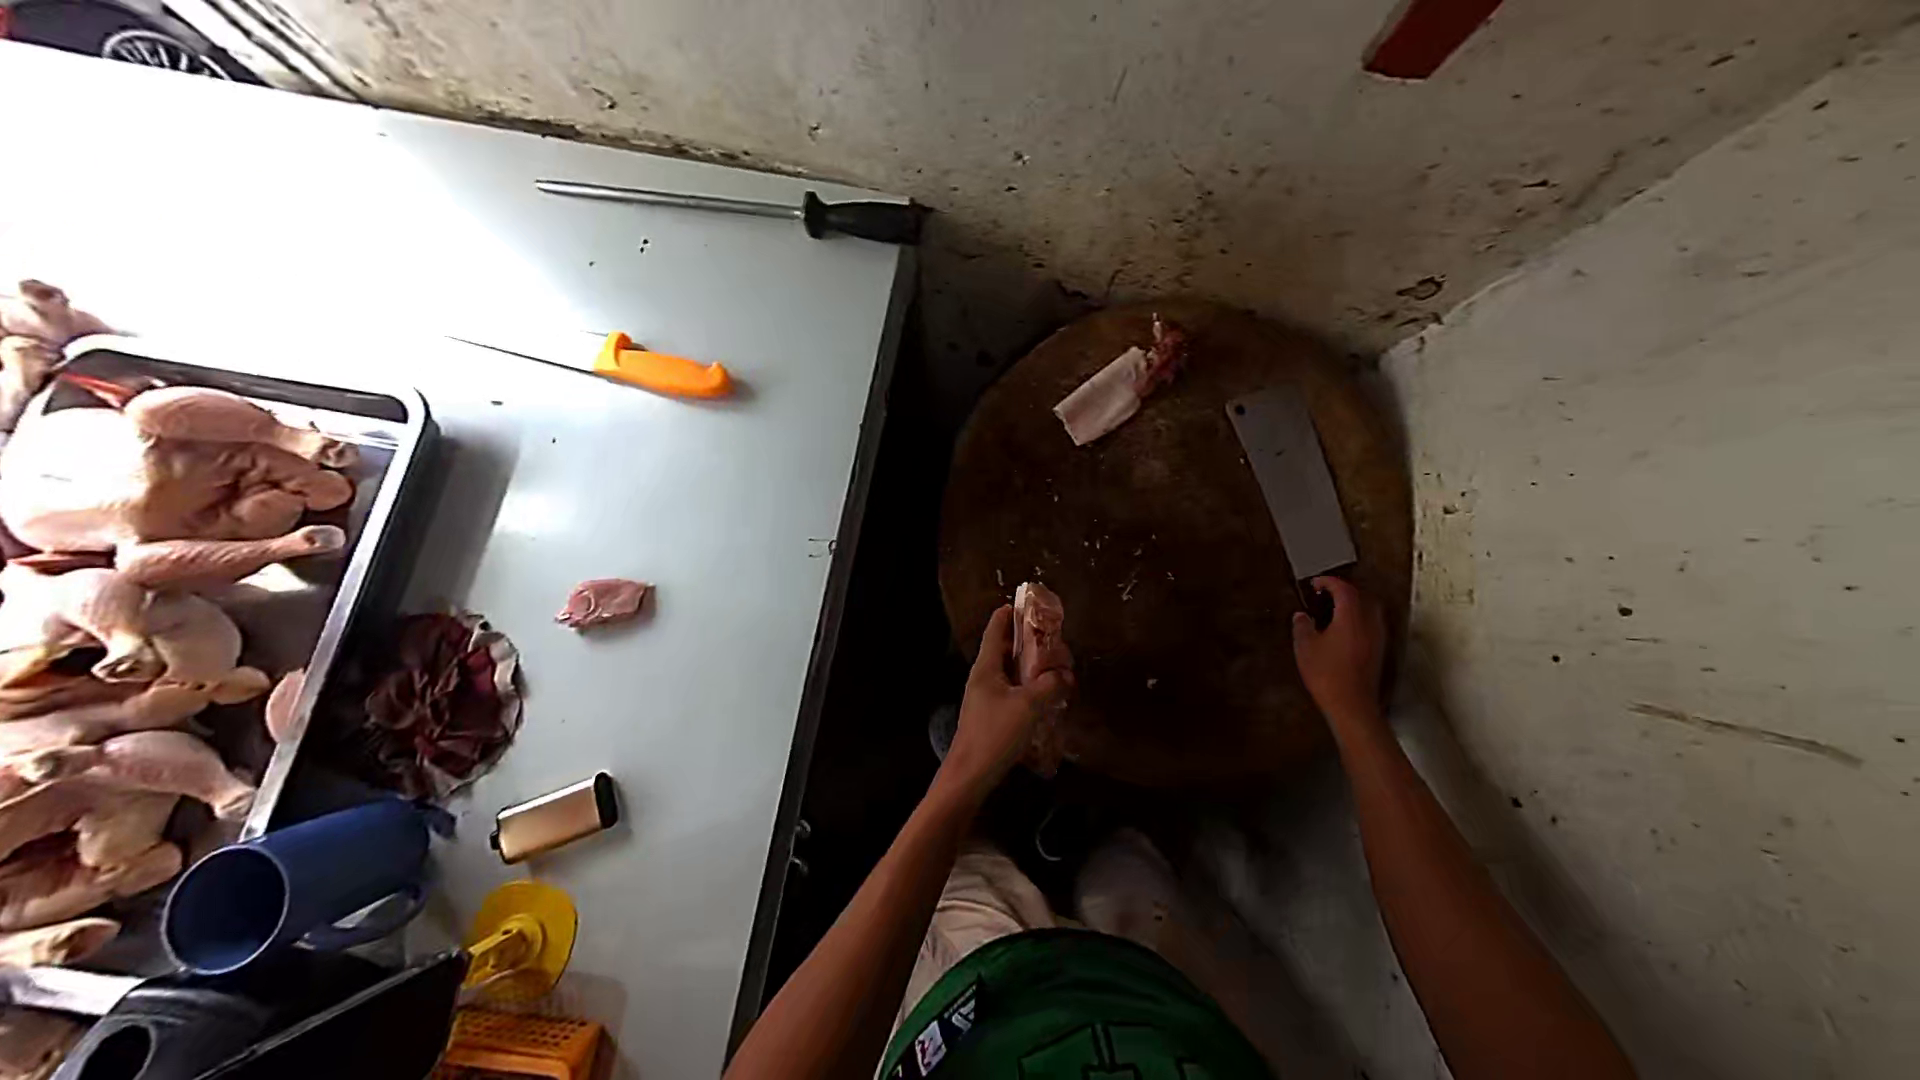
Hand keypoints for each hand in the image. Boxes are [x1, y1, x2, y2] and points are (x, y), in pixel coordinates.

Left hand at [939, 606, 1072, 799]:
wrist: (970, 773)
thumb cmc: (995, 733)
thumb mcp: (1028, 706)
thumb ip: (1050, 686)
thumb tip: (1066, 675)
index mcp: (986, 666)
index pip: (996, 628)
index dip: (1010, 613)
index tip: (1028, 604)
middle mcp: (983, 676)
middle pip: (1004, 649)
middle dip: (1026, 640)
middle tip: (1051, 637)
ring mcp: (985, 696)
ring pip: (1009, 671)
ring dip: (1028, 665)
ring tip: (1053, 664)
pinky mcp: (990, 714)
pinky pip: (1011, 690)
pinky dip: (1027, 686)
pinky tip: (1045, 696)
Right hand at [1291, 576, 1384, 721]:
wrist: (1351, 704)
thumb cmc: (1329, 676)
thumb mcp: (1305, 647)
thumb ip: (1302, 626)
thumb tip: (1301, 617)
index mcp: (1351, 617)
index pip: (1344, 589)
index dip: (1329, 582)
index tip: (1317, 583)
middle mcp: (1369, 624)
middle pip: (1362, 596)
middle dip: (1344, 590)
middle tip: (1327, 591)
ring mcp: (1377, 638)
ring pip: (1370, 610)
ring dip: (1354, 604)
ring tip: (1335, 608)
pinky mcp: (1378, 651)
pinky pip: (1371, 624)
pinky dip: (1359, 619)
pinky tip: (1344, 628)